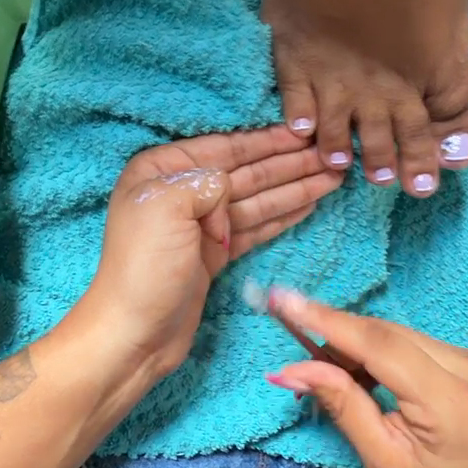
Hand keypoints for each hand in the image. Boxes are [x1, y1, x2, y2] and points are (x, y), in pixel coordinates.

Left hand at [79, 125, 345, 378]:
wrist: (135, 333)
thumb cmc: (144, 266)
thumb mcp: (166, 206)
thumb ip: (205, 182)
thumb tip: (229, 187)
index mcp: (162, 169)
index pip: (224, 146)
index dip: (267, 142)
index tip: (305, 134)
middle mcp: (181, 190)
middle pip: (246, 171)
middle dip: (288, 163)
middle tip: (331, 155)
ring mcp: (200, 224)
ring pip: (257, 197)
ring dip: (294, 186)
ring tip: (333, 176)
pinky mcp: (215, 252)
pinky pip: (256, 225)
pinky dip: (283, 213)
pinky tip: (309, 201)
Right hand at [264, 0, 467, 195]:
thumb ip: (439, 10)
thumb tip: (424, 29)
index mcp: (441, 50)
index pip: (451, 113)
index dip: (452, 140)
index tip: (455, 161)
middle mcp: (389, 69)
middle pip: (397, 128)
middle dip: (403, 158)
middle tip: (400, 186)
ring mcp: (335, 56)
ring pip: (343, 122)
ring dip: (350, 149)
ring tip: (348, 170)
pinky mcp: (289, 32)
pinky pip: (294, 92)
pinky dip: (300, 116)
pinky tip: (300, 134)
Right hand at [264, 290, 467, 467]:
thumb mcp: (384, 461)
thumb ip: (343, 405)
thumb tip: (292, 369)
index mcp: (448, 399)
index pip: (378, 343)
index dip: (327, 320)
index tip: (284, 300)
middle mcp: (467, 367)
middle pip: (386, 332)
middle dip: (335, 334)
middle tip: (296, 348)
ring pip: (396, 334)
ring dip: (355, 344)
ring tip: (325, 370)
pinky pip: (411, 342)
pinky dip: (378, 351)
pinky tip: (360, 374)